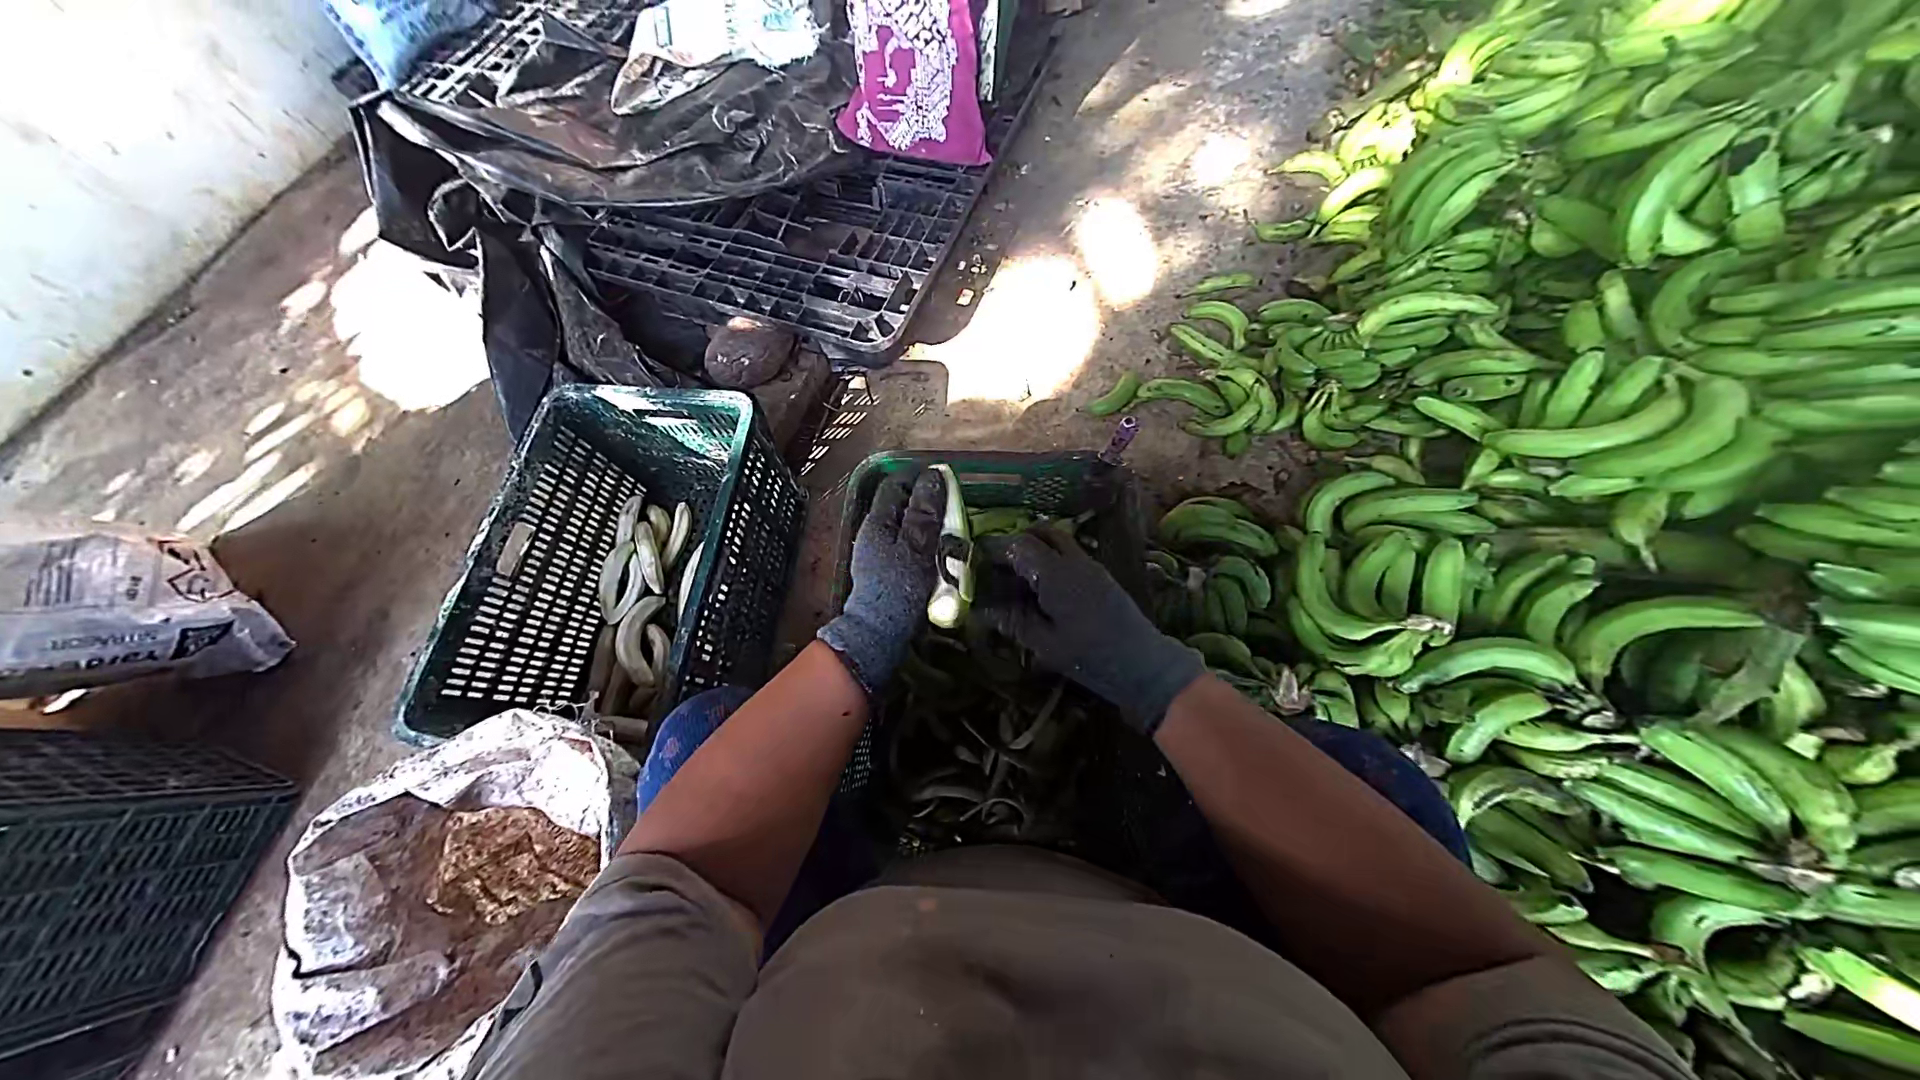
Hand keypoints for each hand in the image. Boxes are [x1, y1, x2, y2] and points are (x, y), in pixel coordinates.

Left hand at [817, 469, 944, 694]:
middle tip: (954, 509)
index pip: (896, 485)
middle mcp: (873, 533)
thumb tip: (933, 475)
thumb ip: (925, 512)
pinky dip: (922, 544)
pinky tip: (937, 554)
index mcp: (877, 521)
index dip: (920, 479)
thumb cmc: (898, 588)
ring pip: (904, 526)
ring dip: (926, 525)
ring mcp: (876, 552)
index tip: (946, 483)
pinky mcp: (884, 570)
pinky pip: (905, 546)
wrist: (879, 632)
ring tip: (951, 531)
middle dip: (925, 503)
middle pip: (899, 505)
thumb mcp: (917, 546)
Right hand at [979, 525, 1203, 734]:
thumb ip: (1015, 622)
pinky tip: (1044, 585)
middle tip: (1001, 560)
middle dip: (1019, 540)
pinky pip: (1072, 555)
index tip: (980, 557)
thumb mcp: (1045, 644)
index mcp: (1056, 574)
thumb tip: (985, 611)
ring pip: (1061, 541)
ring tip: (1020, 573)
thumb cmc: (1089, 656)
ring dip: (1038, 548)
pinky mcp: (1102, 577)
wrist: (1143, 663)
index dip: (998, 548)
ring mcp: (1092, 566)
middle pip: (1044, 532)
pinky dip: (1053, 559)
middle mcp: (1075, 561)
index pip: (1021, 545)